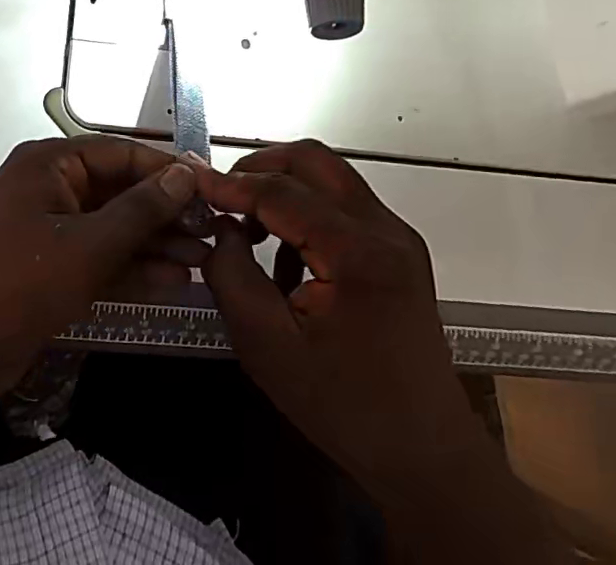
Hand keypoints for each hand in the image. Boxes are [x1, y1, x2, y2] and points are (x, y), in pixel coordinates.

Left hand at [0, 136, 207, 388]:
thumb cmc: (19, 279)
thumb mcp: (89, 243)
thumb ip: (141, 209)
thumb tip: (184, 174)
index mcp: (50, 164)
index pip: (120, 153)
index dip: (167, 170)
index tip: (213, 189)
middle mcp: (50, 187)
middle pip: (118, 191)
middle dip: (165, 214)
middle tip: (214, 233)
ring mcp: (50, 229)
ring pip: (112, 227)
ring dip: (154, 244)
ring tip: (203, 260)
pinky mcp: (50, 267)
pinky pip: (99, 258)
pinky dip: (131, 269)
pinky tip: (173, 281)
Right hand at [196, 140, 480, 480]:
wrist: (424, 455)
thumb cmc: (343, 404)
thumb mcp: (265, 343)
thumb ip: (231, 273)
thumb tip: (220, 226)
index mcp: (360, 253)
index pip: (282, 191)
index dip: (230, 183)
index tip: (190, 183)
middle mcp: (386, 231)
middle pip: (314, 161)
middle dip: (259, 168)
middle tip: (220, 194)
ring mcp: (396, 240)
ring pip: (328, 179)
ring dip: (280, 190)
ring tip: (244, 230)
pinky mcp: (395, 254)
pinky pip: (339, 208)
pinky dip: (302, 214)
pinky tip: (281, 261)